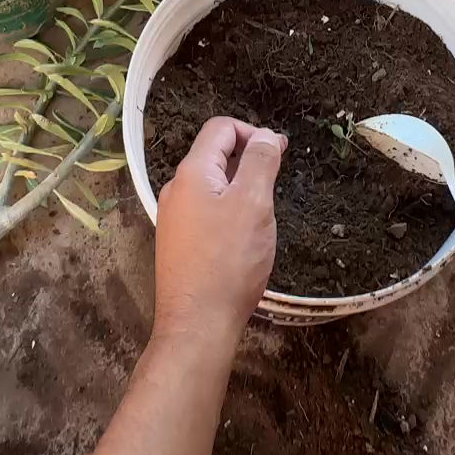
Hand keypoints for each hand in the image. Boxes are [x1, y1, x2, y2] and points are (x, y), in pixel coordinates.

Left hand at [152, 117, 284, 342]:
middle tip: (276, 179)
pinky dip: (228, 208)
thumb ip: (261, 161)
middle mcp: (177, 188)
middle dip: (248, 158)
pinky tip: (244, 234)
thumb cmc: (229, 261)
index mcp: (192, 172)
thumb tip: (266, 135)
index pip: (221, 128)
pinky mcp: (178, 242)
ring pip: (212, 184)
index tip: (279, 153)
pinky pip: (206, 209)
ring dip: (240, 185)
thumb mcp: (254, 203)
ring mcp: (174, 217)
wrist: (197, 325)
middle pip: (214, 154)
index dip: (253, 132)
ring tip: (263, 209)